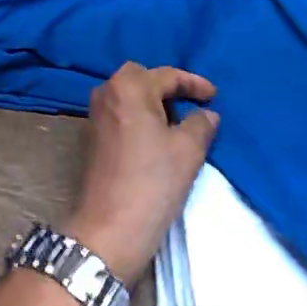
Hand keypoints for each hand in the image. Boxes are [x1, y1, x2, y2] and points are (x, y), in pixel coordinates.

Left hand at [63, 63, 219, 282]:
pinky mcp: (92, 138)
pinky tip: (157, 136)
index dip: (194, 84)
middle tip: (192, 103)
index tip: (214, 96)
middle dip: (168, 87)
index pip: (167, 75)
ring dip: (153, 103)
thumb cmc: (153, 182)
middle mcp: (107, 93)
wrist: (110, 229)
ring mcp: (95, 115)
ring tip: (178, 121)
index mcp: (129, 87)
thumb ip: (201, 122)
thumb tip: (206, 113)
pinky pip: (121, 114)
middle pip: (142, 78)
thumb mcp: (189, 150)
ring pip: (129, 97)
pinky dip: (139, 117)